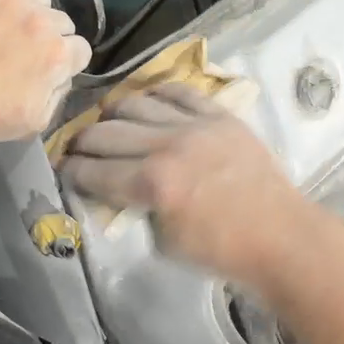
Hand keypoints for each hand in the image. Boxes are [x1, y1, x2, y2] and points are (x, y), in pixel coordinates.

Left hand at [0, 0, 90, 142]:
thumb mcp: (31, 123)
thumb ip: (57, 95)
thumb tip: (60, 76)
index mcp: (57, 55)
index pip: (80, 49)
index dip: (63, 60)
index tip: (42, 66)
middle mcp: (42, 19)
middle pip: (59, 20)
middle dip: (44, 35)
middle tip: (15, 49)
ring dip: (23, 10)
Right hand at [59, 84, 323, 288]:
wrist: (281, 237)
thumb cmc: (222, 252)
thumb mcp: (165, 242)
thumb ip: (135, 208)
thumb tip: (116, 189)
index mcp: (153, 185)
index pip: (94, 170)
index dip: (70, 170)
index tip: (62, 168)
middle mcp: (168, 146)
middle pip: (107, 132)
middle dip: (82, 141)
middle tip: (76, 147)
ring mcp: (195, 125)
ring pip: (137, 103)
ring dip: (113, 113)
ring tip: (108, 122)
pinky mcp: (219, 114)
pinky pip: (178, 91)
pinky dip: (155, 94)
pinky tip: (146, 103)